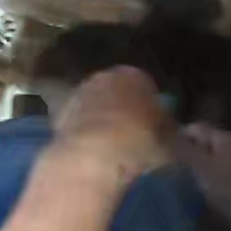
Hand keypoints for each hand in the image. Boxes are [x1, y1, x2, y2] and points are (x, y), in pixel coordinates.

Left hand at [47, 66, 171, 184]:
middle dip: (121, 109)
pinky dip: (82, 133)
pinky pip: (77, 123)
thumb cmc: (140, 142)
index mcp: (133, 75)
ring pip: (93, 106)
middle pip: (115, 92)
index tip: (153, 127)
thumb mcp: (170, 140)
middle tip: (131, 136)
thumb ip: (171, 131)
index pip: (145, 86)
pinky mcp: (56, 115)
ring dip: (99, 121)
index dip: (150, 108)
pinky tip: (89, 151)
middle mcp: (102, 77)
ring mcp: (76, 94)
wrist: (93, 155)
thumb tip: (174, 132)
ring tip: (109, 148)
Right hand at [177, 122, 230, 227]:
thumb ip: (182, 147)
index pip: (197, 128)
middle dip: (190, 152)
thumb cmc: (227, 189)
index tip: (167, 154)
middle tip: (177, 168)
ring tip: (189, 180)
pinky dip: (212, 175)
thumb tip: (167, 132)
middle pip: (206, 141)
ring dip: (200, 165)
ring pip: (213, 156)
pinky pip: (222, 168)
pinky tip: (205, 189)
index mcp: (227, 137)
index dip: (179, 137)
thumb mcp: (199, 166)